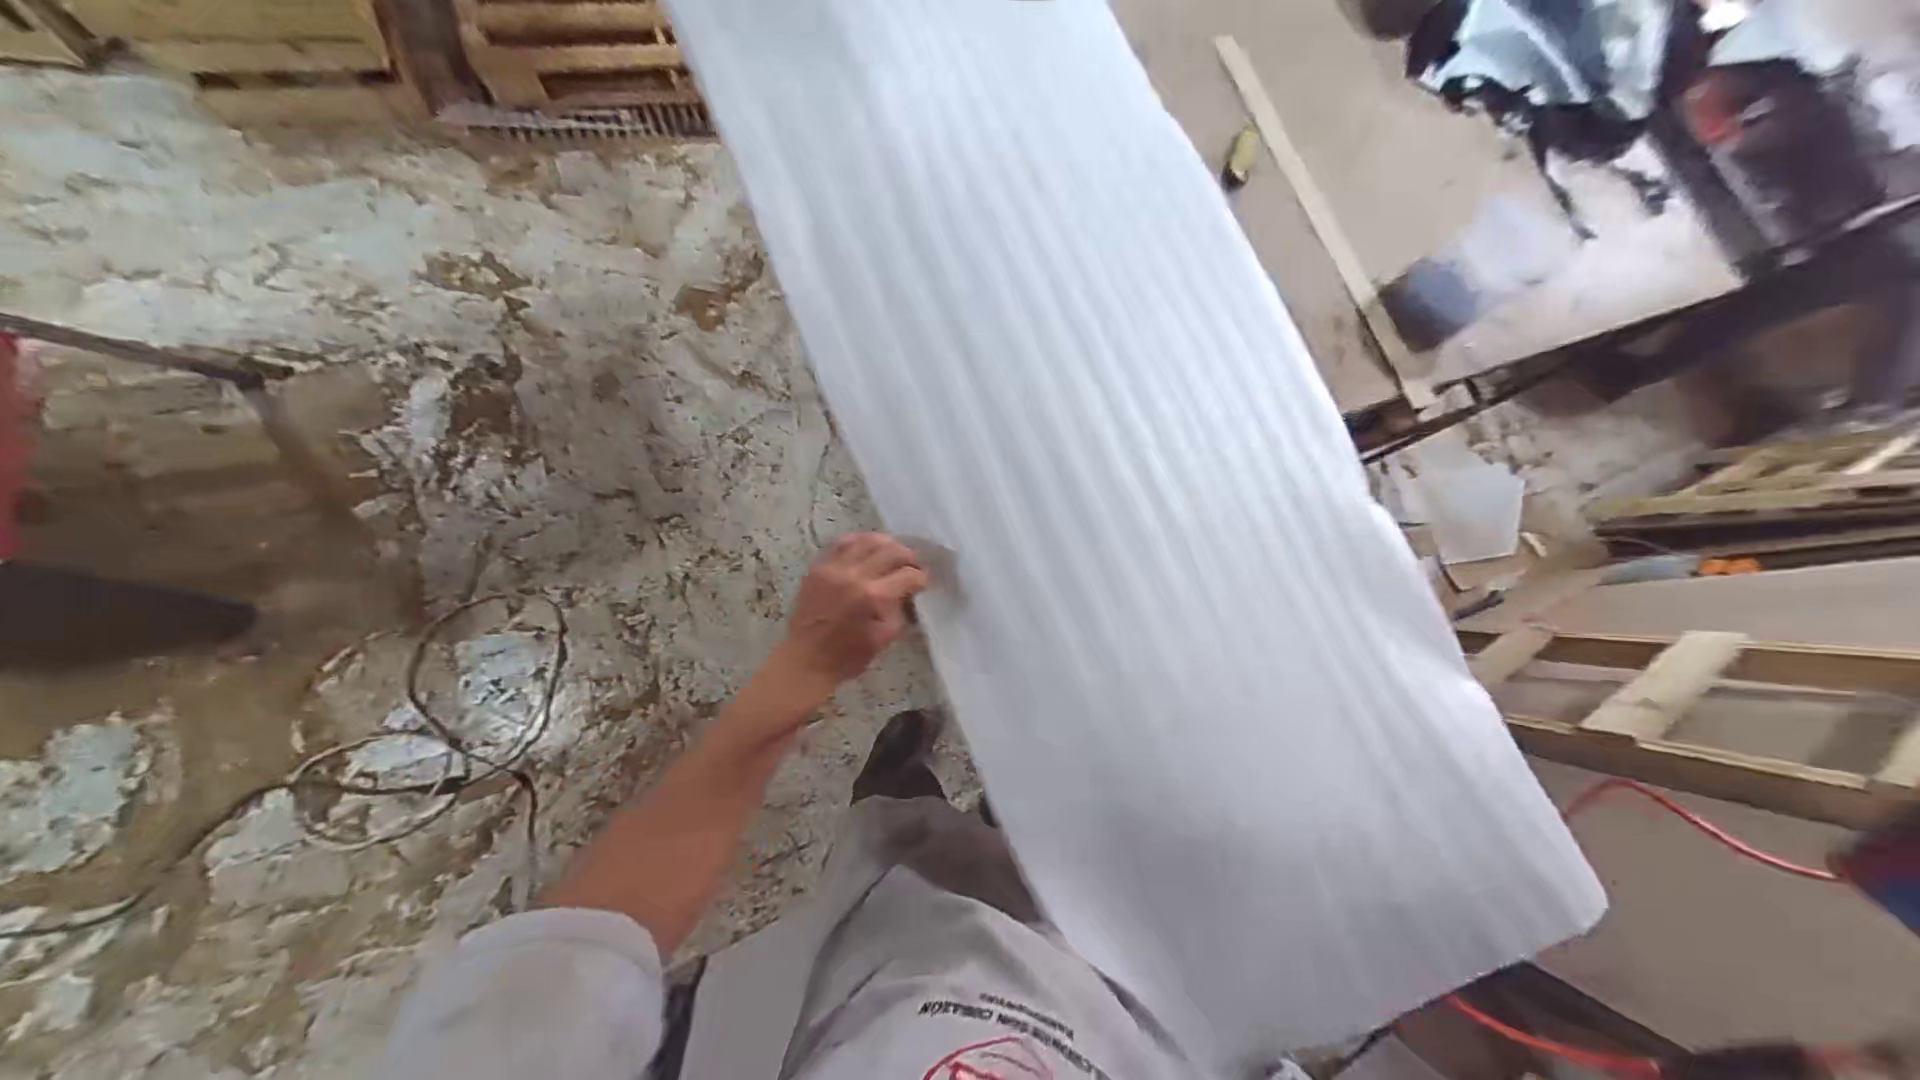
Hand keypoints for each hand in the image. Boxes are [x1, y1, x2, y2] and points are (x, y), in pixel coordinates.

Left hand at [766, 533, 927, 705]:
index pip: (907, 575)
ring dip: (886, 543)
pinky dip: (858, 541)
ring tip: (892, 552)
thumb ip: (899, 611)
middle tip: (913, 565)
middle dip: (908, 556)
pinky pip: (841, 543)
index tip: (923, 583)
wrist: (806, 659)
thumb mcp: (884, 638)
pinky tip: (867, 548)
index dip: (920, 578)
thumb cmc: (847, 655)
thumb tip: (906, 593)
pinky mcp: (818, 567)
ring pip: (866, 540)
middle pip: (890, 550)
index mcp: (872, 596)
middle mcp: (854, 575)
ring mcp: (833, 568)